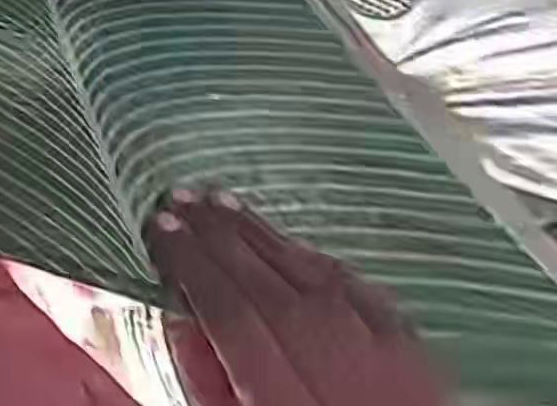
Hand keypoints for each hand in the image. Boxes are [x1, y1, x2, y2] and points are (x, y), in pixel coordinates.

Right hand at [147, 189, 445, 405]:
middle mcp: (344, 385)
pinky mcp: (426, 368)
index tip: (159, 225)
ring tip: (219, 201)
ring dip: (262, 236)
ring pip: (319, 286)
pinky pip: (371, 300)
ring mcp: (395, 377)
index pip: (230, 315)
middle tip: (181, 199)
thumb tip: (178, 310)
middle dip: (218, 237)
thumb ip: (200, 368)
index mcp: (284, 405)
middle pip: (273, 292)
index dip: (190, 262)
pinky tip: (290, 242)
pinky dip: (323, 263)